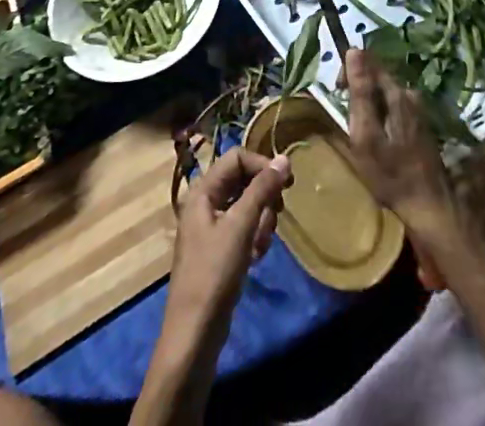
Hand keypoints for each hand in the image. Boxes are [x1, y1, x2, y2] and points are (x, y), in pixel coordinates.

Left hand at [165, 147, 291, 338]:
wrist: (196, 326)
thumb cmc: (215, 271)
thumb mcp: (241, 226)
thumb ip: (261, 190)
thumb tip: (283, 159)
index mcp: (203, 190)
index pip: (236, 158)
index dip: (262, 165)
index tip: (287, 183)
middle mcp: (205, 202)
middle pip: (243, 181)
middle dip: (263, 198)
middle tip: (275, 216)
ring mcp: (212, 226)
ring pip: (247, 207)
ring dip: (260, 221)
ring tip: (259, 245)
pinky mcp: (220, 247)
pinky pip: (244, 229)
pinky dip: (254, 238)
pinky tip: (256, 257)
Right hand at [343, 50, 458, 232]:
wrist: (429, 206)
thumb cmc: (390, 173)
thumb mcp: (365, 133)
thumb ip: (361, 92)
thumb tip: (354, 51)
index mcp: (396, 94)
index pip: (368, 60)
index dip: (348, 69)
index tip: (337, 92)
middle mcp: (410, 94)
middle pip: (377, 74)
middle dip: (356, 86)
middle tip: (345, 114)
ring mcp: (418, 109)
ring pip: (384, 90)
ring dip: (367, 100)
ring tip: (358, 126)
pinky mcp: (420, 122)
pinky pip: (393, 104)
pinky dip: (379, 111)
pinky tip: (375, 134)